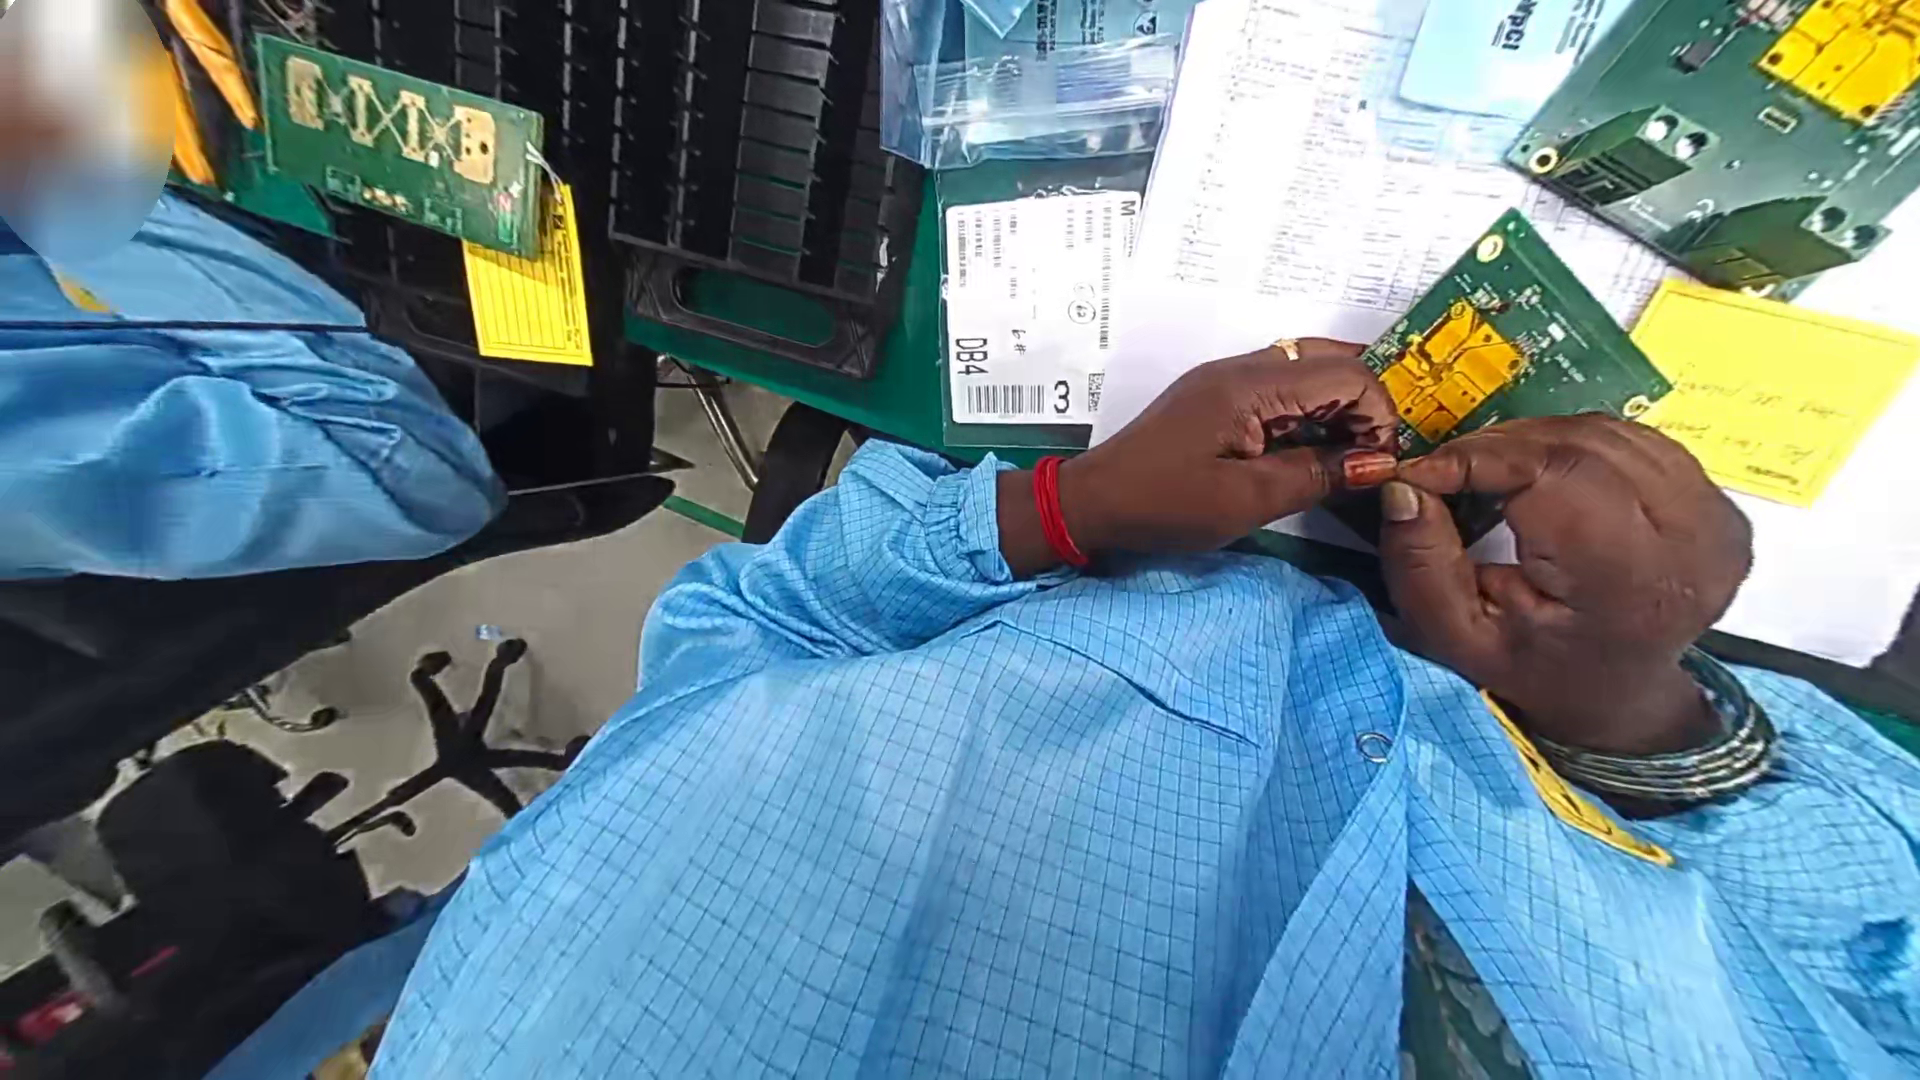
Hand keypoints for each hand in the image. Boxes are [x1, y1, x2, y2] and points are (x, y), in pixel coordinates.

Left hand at [999, 340, 1399, 573]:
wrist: (1091, 503)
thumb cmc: (1162, 505)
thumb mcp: (1245, 499)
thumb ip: (1315, 474)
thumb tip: (1376, 462)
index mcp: (1247, 385)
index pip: (1345, 372)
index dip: (1377, 414)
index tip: (1376, 462)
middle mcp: (1235, 369)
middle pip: (1325, 361)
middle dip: (1359, 405)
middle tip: (1365, 455)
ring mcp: (1218, 381)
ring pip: (1299, 373)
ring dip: (1329, 409)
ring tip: (1338, 457)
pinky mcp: (1207, 400)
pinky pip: (1270, 392)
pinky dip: (1297, 415)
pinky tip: (1301, 450)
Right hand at [1378, 415, 1752, 754]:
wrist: (1610, 691)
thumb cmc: (1521, 664)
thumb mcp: (1449, 630)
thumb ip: (1420, 562)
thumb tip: (1402, 488)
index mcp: (1626, 579)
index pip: (1557, 473)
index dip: (1476, 459)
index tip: (1415, 475)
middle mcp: (1693, 539)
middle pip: (1581, 444)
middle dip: (1492, 448)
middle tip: (1438, 474)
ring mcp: (1717, 518)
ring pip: (1606, 433)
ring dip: (1525, 442)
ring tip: (1476, 473)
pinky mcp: (1717, 504)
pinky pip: (1631, 442)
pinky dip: (1562, 445)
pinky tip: (1528, 474)